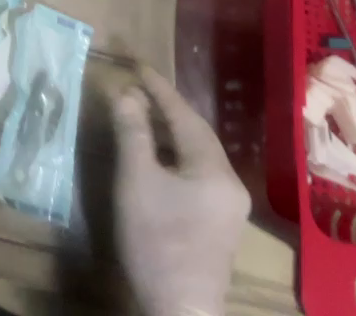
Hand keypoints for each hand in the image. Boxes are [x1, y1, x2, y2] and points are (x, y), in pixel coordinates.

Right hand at [112, 66, 251, 315]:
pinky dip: (175, 156)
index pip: (184, 115)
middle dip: (167, 109)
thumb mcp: (136, 181)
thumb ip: (132, 133)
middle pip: (196, 134)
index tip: (137, 65)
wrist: (179, 310)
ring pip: (197, 155)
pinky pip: (198, 174)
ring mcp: (228, 207)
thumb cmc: (156, 241)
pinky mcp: (219, 225)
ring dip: (170, 133)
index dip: (158, 89)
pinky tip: (156, 157)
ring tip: (141, 115)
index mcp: (214, 169)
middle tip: (138, 88)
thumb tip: (125, 94)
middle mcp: (230, 183)